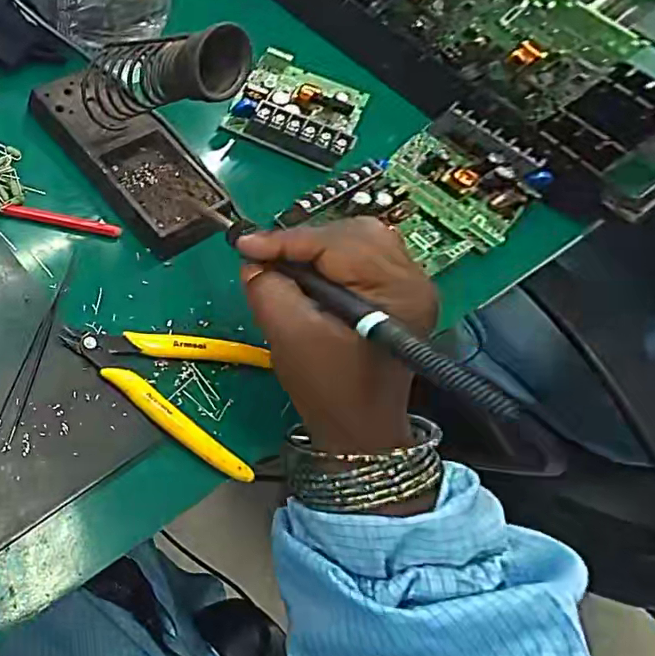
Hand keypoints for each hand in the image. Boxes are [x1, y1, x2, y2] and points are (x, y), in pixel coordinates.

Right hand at [236, 219, 438, 454]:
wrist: (356, 423)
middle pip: (351, 232)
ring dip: (312, 248)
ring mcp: (404, 286)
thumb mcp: (288, 336)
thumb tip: (254, 262)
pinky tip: (302, 275)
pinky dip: (323, 259)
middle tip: (263, 256)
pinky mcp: (390, 293)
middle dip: (302, 241)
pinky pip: (355, 257)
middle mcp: (410, 280)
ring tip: (281, 266)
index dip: (284, 240)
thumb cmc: (327, 387)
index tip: (244, 244)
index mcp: (395, 290)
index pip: (336, 242)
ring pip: (354, 240)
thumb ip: (268, 290)